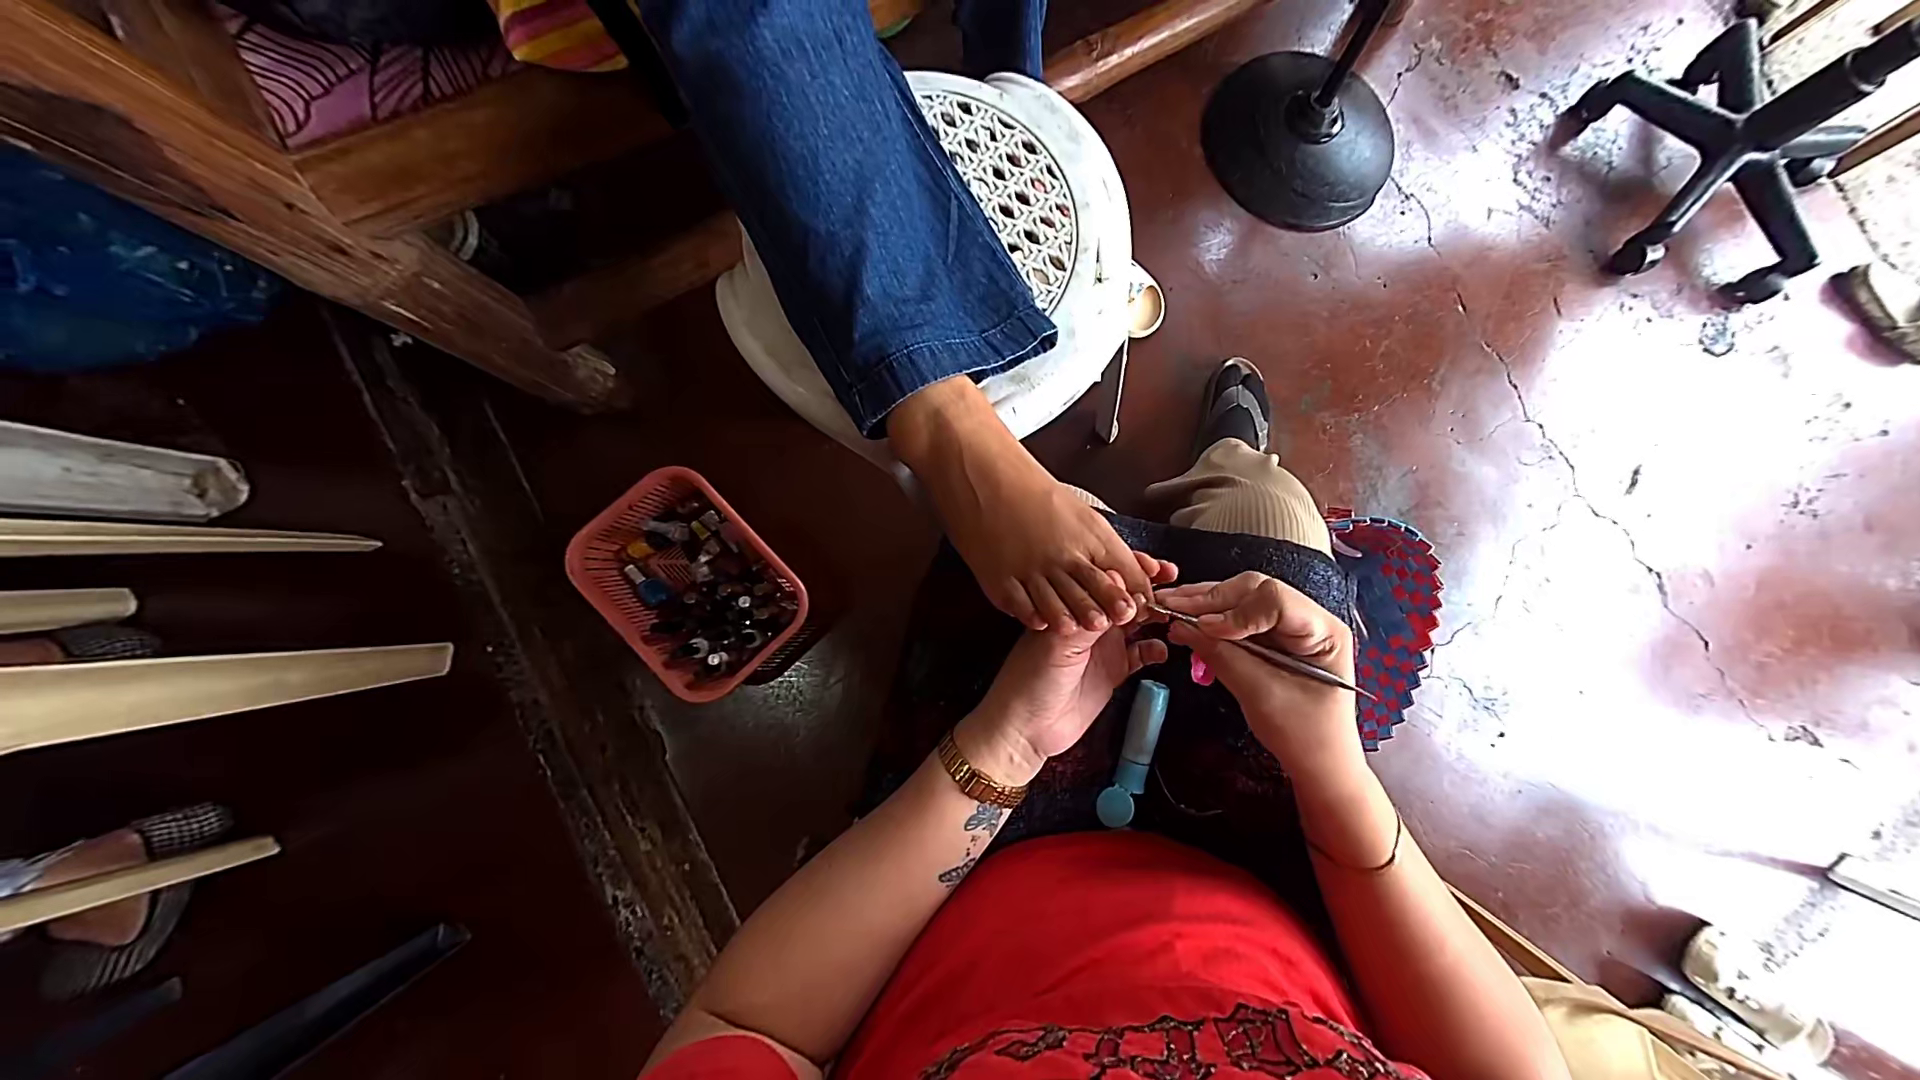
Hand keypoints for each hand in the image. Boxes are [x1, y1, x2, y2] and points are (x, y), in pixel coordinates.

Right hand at [888, 376, 1161, 632]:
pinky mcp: (1001, 580)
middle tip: (1114, 622)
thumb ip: (1099, 540)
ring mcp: (1032, 572)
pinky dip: (1036, 618)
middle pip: (1097, 597)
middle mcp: (1063, 556)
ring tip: (1080, 626)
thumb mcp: (1076, 507)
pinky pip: (1025, 610)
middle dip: (1110, 614)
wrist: (979, 471)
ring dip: (1074, 621)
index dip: (1137, 594)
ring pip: (1062, 611)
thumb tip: (1121, 567)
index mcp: (1088, 534)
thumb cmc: (1024, 483)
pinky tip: (1042, 621)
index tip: (1140, 604)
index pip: (1126, 574)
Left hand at [957, 566, 1175, 784]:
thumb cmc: (1028, 680)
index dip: (1131, 569)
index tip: (1153, 566)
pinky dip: (1155, 649)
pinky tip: (1160, 649)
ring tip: (1172, 615)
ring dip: (1157, 616)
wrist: (1027, 727)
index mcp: (1072, 606)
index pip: (1106, 579)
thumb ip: (1089, 615)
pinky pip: (1142, 654)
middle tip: (1173, 583)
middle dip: (1150, 587)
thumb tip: (1119, 582)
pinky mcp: (1114, 670)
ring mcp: (1103, 645)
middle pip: (1127, 596)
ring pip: (1139, 622)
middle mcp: (1090, 621)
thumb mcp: (1057, 643)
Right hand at [1156, 572, 1360, 775]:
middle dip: (1210, 600)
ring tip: (1168, 608)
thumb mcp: (1260, 694)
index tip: (1204, 628)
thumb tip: (1182, 626)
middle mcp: (1307, 617)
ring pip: (1239, 598)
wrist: (1319, 763)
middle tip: (1170, 607)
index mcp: (1322, 630)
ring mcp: (1287, 625)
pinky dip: (1207, 618)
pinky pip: (1234, 616)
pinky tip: (1183, 620)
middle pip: (1252, 590)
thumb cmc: (1304, 734)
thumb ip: (1222, 655)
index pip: (1274, 599)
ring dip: (1202, 605)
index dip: (1235, 610)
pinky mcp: (1269, 634)